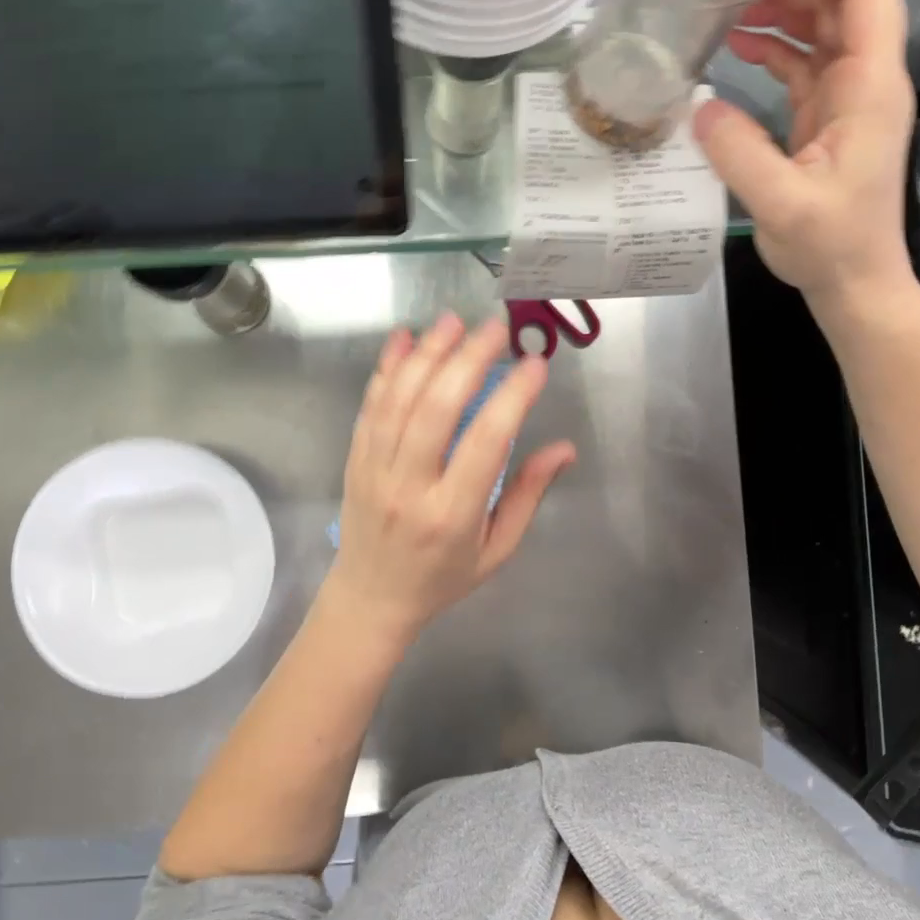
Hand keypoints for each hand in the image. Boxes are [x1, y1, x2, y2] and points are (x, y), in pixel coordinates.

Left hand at [326, 314, 576, 641]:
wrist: (372, 598)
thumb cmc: (442, 578)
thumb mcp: (496, 550)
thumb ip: (526, 496)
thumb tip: (563, 449)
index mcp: (451, 514)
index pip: (485, 443)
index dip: (512, 397)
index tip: (535, 365)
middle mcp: (409, 486)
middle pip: (436, 409)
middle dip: (467, 360)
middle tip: (494, 328)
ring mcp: (375, 470)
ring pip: (399, 400)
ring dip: (427, 354)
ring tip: (453, 321)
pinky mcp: (355, 459)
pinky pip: (370, 407)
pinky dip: (386, 369)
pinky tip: (403, 339)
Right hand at [693, 0, 917, 302]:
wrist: (853, 283)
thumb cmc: (831, 247)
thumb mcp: (782, 204)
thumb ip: (740, 153)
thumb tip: (699, 105)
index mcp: (869, 88)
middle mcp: (863, 81)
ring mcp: (844, 99)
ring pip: (822, 28)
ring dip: (782, 7)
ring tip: (728, 1)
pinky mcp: (823, 119)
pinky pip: (802, 64)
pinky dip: (773, 47)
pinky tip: (736, 45)